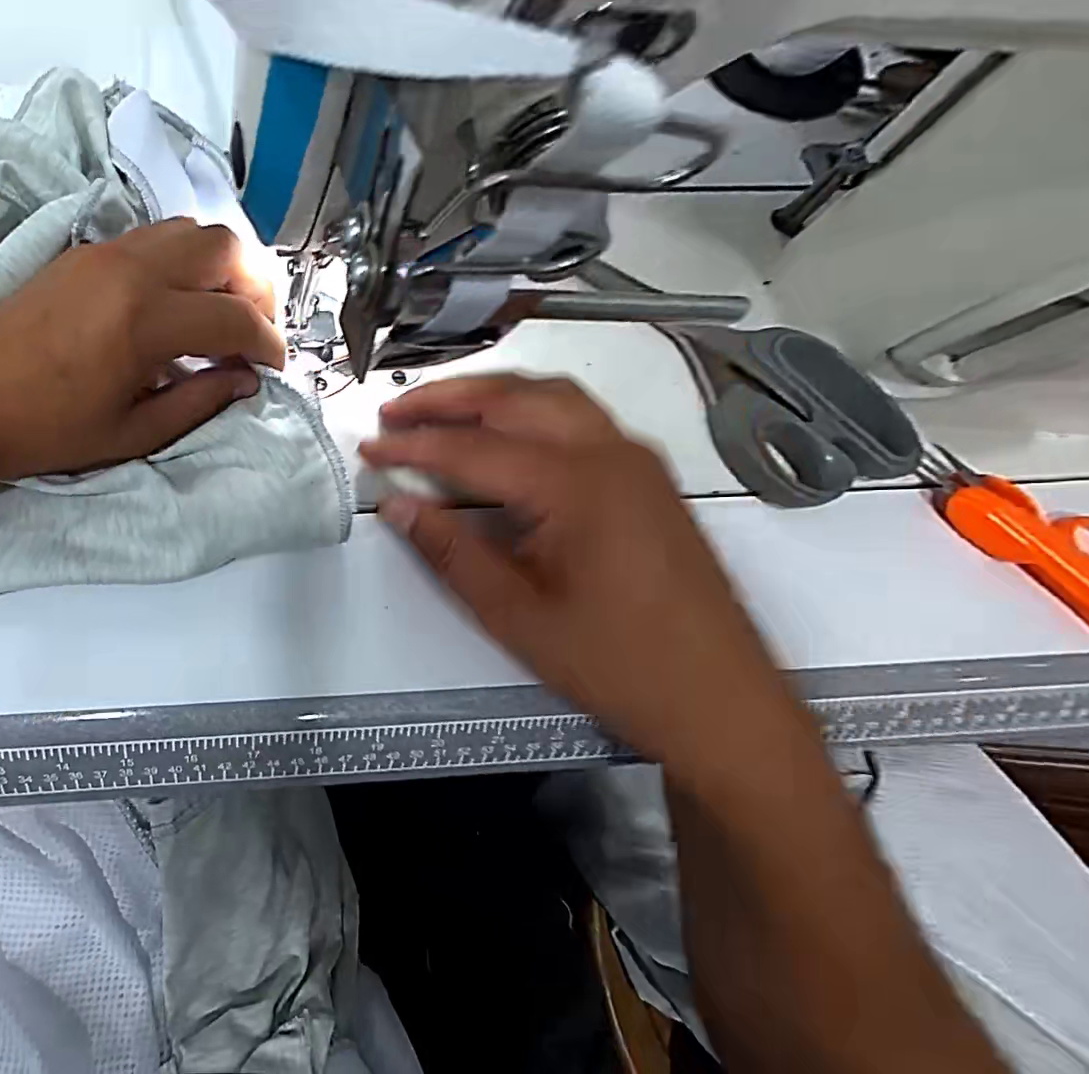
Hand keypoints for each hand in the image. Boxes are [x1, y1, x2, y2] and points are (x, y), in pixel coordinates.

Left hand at [0, 218, 283, 501]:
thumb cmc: (47, 431)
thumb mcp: (133, 434)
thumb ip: (200, 401)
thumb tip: (246, 380)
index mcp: (146, 321)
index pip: (236, 317)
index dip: (268, 344)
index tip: (273, 368)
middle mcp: (131, 269)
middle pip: (225, 247)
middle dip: (256, 289)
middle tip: (253, 333)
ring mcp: (104, 252)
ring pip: (190, 230)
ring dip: (221, 267)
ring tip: (220, 315)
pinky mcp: (83, 252)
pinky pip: (154, 236)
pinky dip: (184, 260)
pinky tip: (177, 303)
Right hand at [359, 374, 815, 777]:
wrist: (717, 695)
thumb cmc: (615, 662)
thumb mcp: (515, 614)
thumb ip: (451, 551)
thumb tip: (399, 507)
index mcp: (575, 486)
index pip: (474, 449)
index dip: (414, 446)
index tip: (371, 447)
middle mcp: (610, 454)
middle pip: (514, 399)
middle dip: (447, 399)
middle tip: (395, 412)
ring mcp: (636, 460)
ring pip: (551, 396)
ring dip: (490, 395)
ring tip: (441, 410)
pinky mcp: (646, 476)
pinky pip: (578, 416)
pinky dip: (528, 408)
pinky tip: (504, 431)